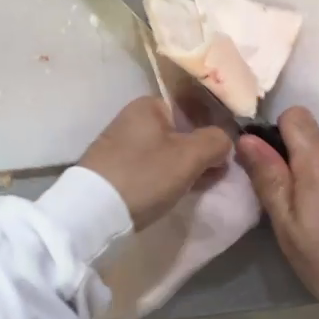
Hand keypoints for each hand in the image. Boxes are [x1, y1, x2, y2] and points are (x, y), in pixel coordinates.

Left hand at [79, 96, 233, 228]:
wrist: (93, 213)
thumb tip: (224, 141)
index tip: (224, 155)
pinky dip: (164, 178)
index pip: (191, 109)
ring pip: (165, 152)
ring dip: (184, 168)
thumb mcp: (190, 156)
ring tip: (198, 187)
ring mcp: (119, 145)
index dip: (212, 130)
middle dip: (199, 153)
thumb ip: (216, 140)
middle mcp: (131, 119)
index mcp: (147, 105)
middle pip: (179, 132)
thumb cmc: (145, 176)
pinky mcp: (113, 169)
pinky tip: (174, 193)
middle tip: (214, 175)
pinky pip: (150, 168)